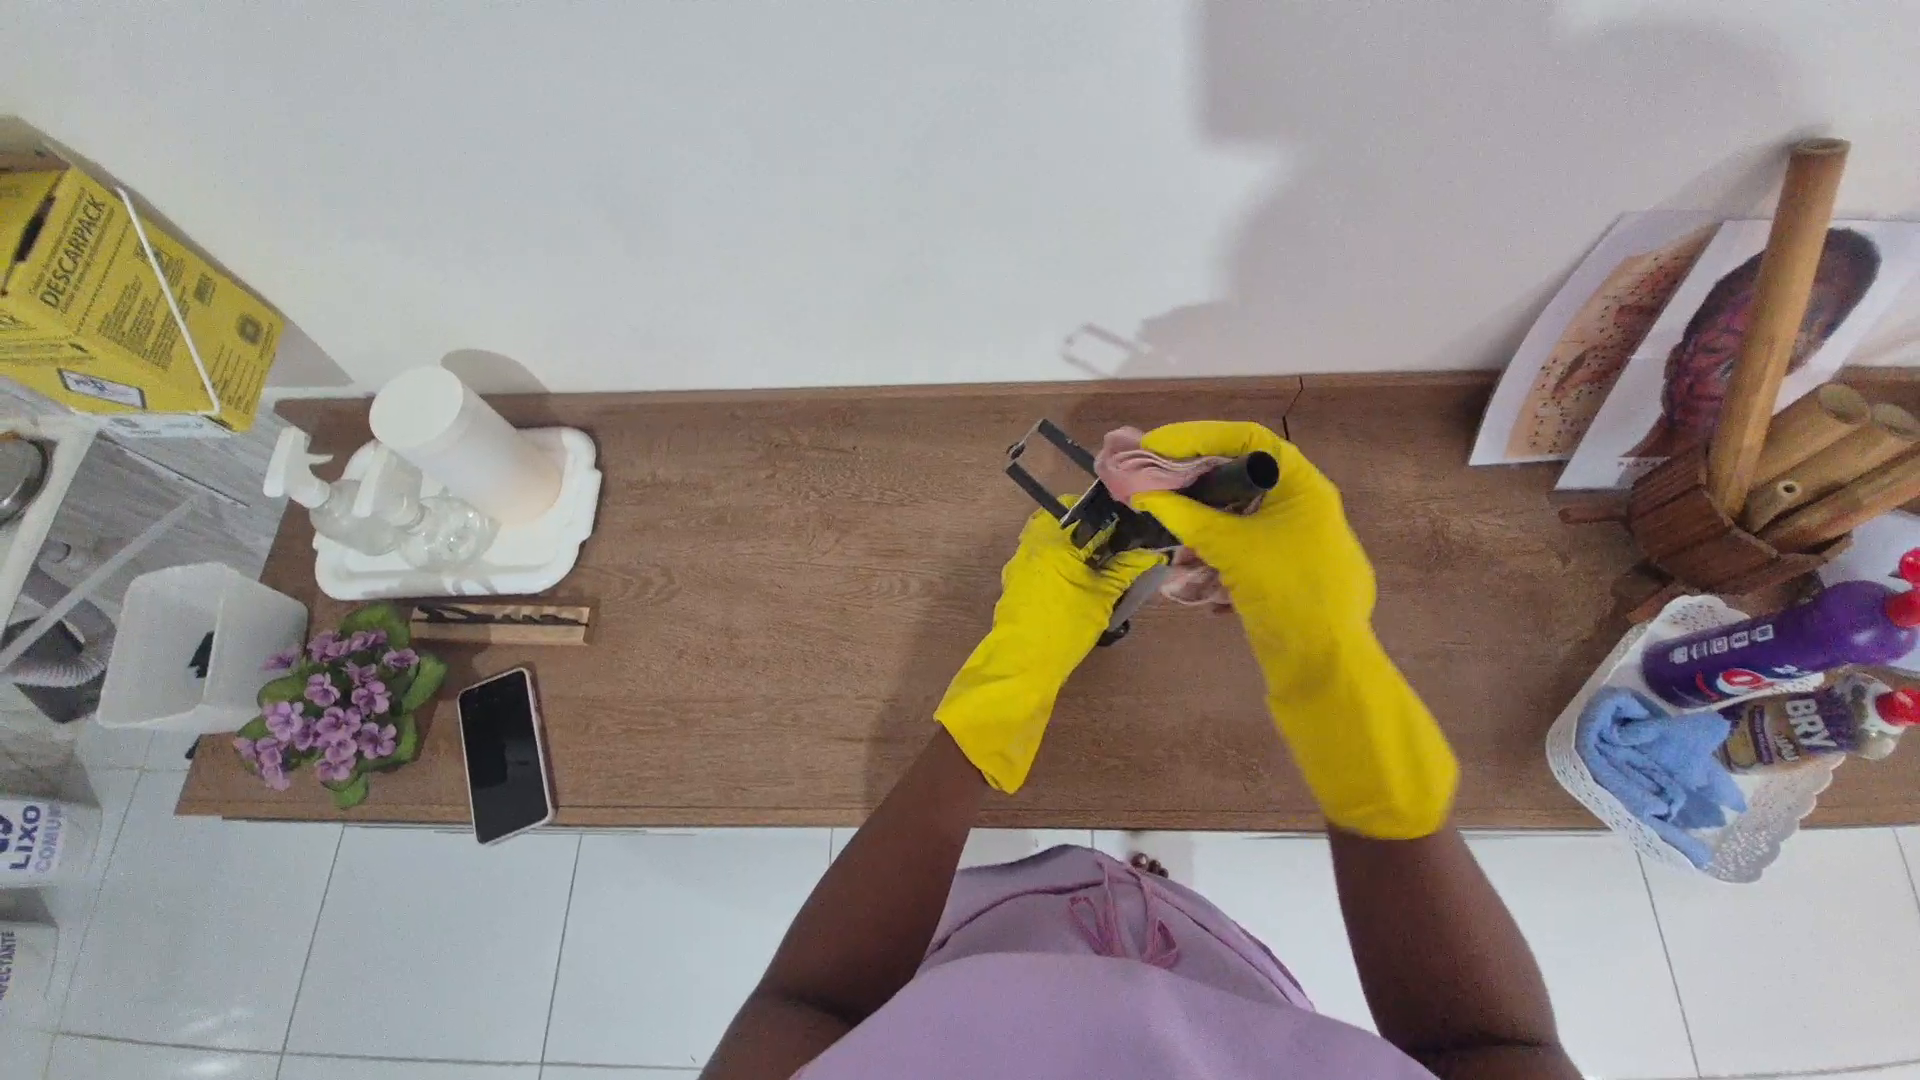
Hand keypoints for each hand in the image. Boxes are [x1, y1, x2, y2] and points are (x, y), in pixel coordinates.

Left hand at [935, 504, 1161, 792]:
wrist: (1022, 662)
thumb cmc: (1065, 625)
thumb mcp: (1103, 596)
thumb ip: (1126, 569)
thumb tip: (1152, 552)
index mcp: (1051, 539)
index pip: (1082, 510)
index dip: (1106, 517)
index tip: (1124, 531)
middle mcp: (1030, 544)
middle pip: (1060, 521)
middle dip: (1086, 530)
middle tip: (1110, 548)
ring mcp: (1018, 564)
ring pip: (1047, 541)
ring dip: (1070, 547)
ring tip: (1097, 567)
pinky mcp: (1014, 582)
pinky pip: (1038, 560)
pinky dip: (1057, 563)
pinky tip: (1076, 582)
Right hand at [1130, 421, 1457, 837]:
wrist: (1325, 667)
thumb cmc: (1288, 593)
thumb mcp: (1230, 548)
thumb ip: (1183, 515)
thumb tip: (1141, 490)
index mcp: (1301, 487)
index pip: (1245, 439)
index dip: (1196, 436)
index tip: (1154, 446)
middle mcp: (1300, 506)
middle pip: (1235, 482)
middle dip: (1192, 497)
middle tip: (1151, 495)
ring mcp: (1293, 542)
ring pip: (1233, 523)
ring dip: (1200, 540)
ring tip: (1179, 562)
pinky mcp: (1282, 574)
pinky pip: (1240, 555)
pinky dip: (1216, 567)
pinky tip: (1198, 591)